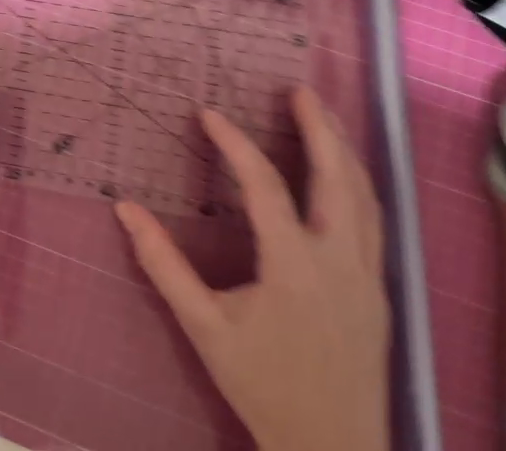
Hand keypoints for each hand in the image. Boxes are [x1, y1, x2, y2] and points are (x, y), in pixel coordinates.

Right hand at [114, 88, 389, 450]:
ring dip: (344, 153)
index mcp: (294, 266)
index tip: (209, 114)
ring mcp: (369, 276)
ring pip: (367, 199)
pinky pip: (375, 223)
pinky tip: (346, 178)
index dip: (235, 144)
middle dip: (321, 129)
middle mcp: (340, 262)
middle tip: (300, 90)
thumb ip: (163, 265)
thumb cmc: (261, 384)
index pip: (264, 185)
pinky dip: (359, 186)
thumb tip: (125, 210)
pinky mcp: (379, 292)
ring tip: (324, 119)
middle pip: (338, 178)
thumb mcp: (203, 326)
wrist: (332, 446)